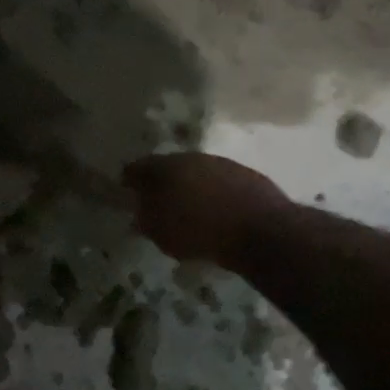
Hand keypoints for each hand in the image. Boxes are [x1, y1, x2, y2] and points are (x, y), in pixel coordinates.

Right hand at [121, 154, 291, 266]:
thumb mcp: (160, 232)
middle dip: (161, 181)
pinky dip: (213, 193)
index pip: (137, 168)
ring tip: (188, 207)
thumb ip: (144, 218)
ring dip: (190, 186)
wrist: (263, 232)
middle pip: (169, 166)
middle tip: (156, 200)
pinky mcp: (249, 177)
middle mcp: (192, 158)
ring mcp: (223, 164)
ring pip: (197, 172)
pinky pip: (220, 183)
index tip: (125, 192)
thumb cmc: (200, 231)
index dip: (129, 180)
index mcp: (165, 166)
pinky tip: (215, 211)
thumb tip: (138, 211)